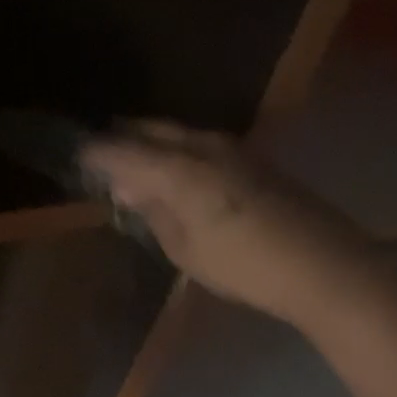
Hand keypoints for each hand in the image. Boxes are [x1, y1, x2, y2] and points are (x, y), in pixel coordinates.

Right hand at [80, 121, 379, 323]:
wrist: (321, 264)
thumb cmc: (243, 266)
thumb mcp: (185, 249)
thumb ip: (154, 212)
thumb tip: (131, 188)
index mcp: (178, 169)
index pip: (123, 150)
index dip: (96, 152)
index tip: (76, 155)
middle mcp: (203, 146)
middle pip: (152, 130)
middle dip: (123, 137)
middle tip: (100, 152)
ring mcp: (232, 148)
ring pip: (178, 134)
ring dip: (152, 143)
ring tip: (133, 163)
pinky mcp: (252, 158)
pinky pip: (201, 144)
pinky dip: (178, 152)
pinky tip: (174, 173)